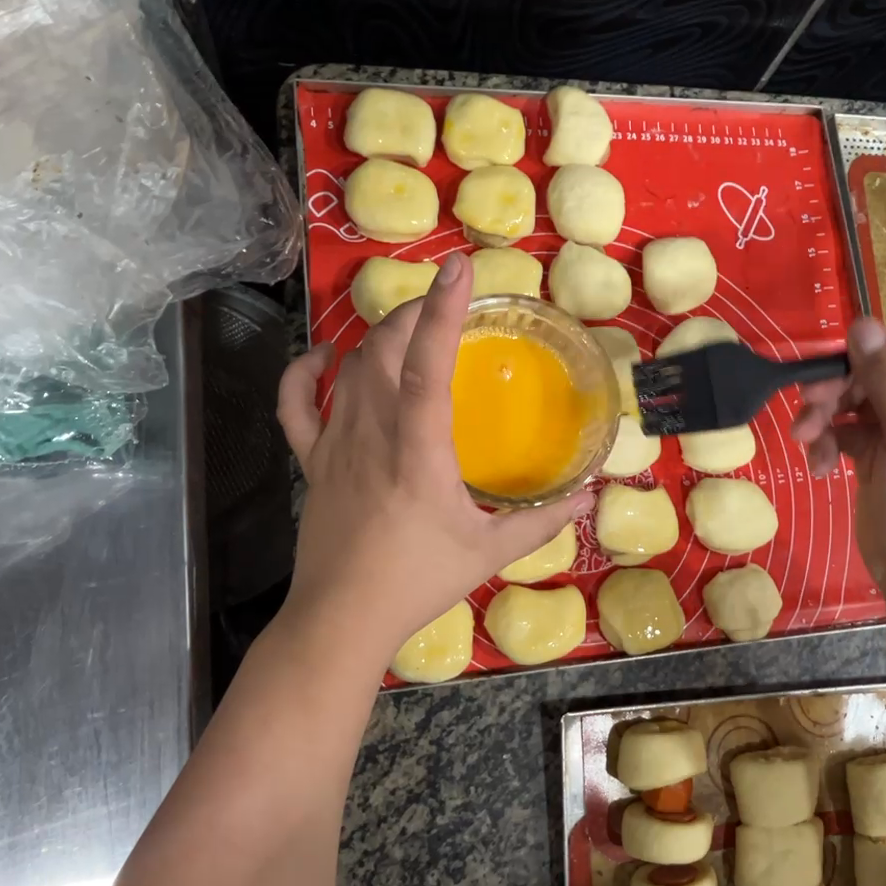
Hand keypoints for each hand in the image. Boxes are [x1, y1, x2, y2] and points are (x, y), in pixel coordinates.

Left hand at [276, 253, 592, 663]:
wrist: (342, 617)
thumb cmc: (417, 581)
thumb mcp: (489, 553)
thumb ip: (541, 522)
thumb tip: (588, 497)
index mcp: (418, 450)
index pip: (428, 363)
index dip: (442, 310)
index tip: (459, 268)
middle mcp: (370, 432)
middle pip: (382, 348)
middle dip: (412, 314)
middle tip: (443, 308)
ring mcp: (333, 444)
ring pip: (349, 368)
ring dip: (377, 338)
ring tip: (406, 330)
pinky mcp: (311, 461)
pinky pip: (296, 404)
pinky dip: (305, 372)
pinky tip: (325, 358)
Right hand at [789, 307, 885, 604]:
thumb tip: (861, 323)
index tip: (878, 342)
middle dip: (849, 377)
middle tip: (815, 396)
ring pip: (859, 393)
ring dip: (826, 408)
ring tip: (804, 435)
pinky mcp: (875, 453)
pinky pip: (844, 428)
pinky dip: (825, 441)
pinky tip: (819, 466)